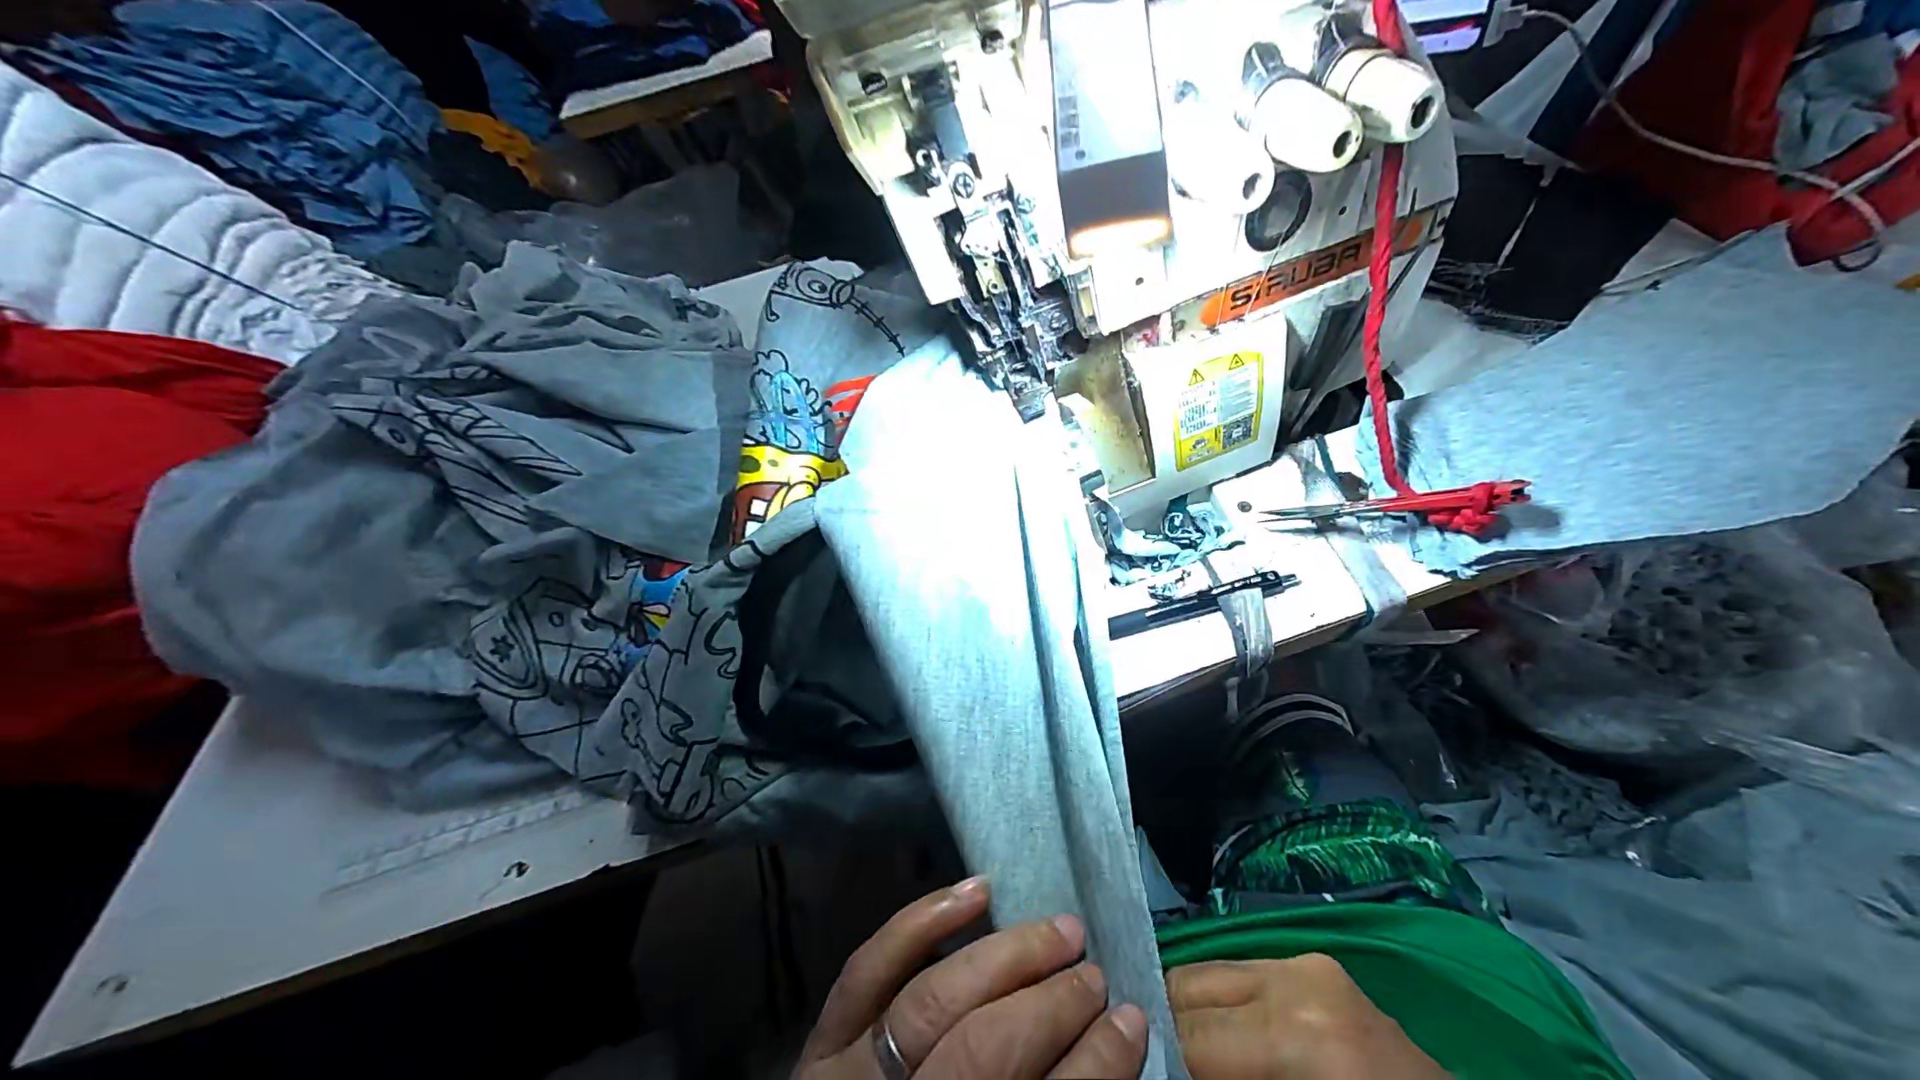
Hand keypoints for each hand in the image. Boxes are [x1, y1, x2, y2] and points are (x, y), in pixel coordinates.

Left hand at [793, 877, 1147, 1078]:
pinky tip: (978, 890)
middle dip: (1051, 1005)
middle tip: (1096, 976)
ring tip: (1061, 931)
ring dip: (1005, 957)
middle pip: (982, 1048)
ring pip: (932, 998)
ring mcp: (848, 1070)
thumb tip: (1108, 1038)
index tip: (1133, 1021)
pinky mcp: (823, 1035)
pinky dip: (924, 923)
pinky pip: (869, 967)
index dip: (1094, 1065)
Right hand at [1170, 954, 1448, 1079]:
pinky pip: (1240, 973)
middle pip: (1186, 984)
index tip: (1138, 1064)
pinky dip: (1222, 1004)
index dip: (1156, 1055)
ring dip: (1191, 1012)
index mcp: (1297, 1034)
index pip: (1186, 1032)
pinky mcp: (1316, 963)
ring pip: (1207, 971)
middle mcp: (1295, 977)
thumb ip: (1215, 1075)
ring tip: (1191, 1049)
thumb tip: (1160, 1061)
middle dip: (1166, 1025)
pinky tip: (1225, 1039)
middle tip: (1158, 1057)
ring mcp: (1308, 962)